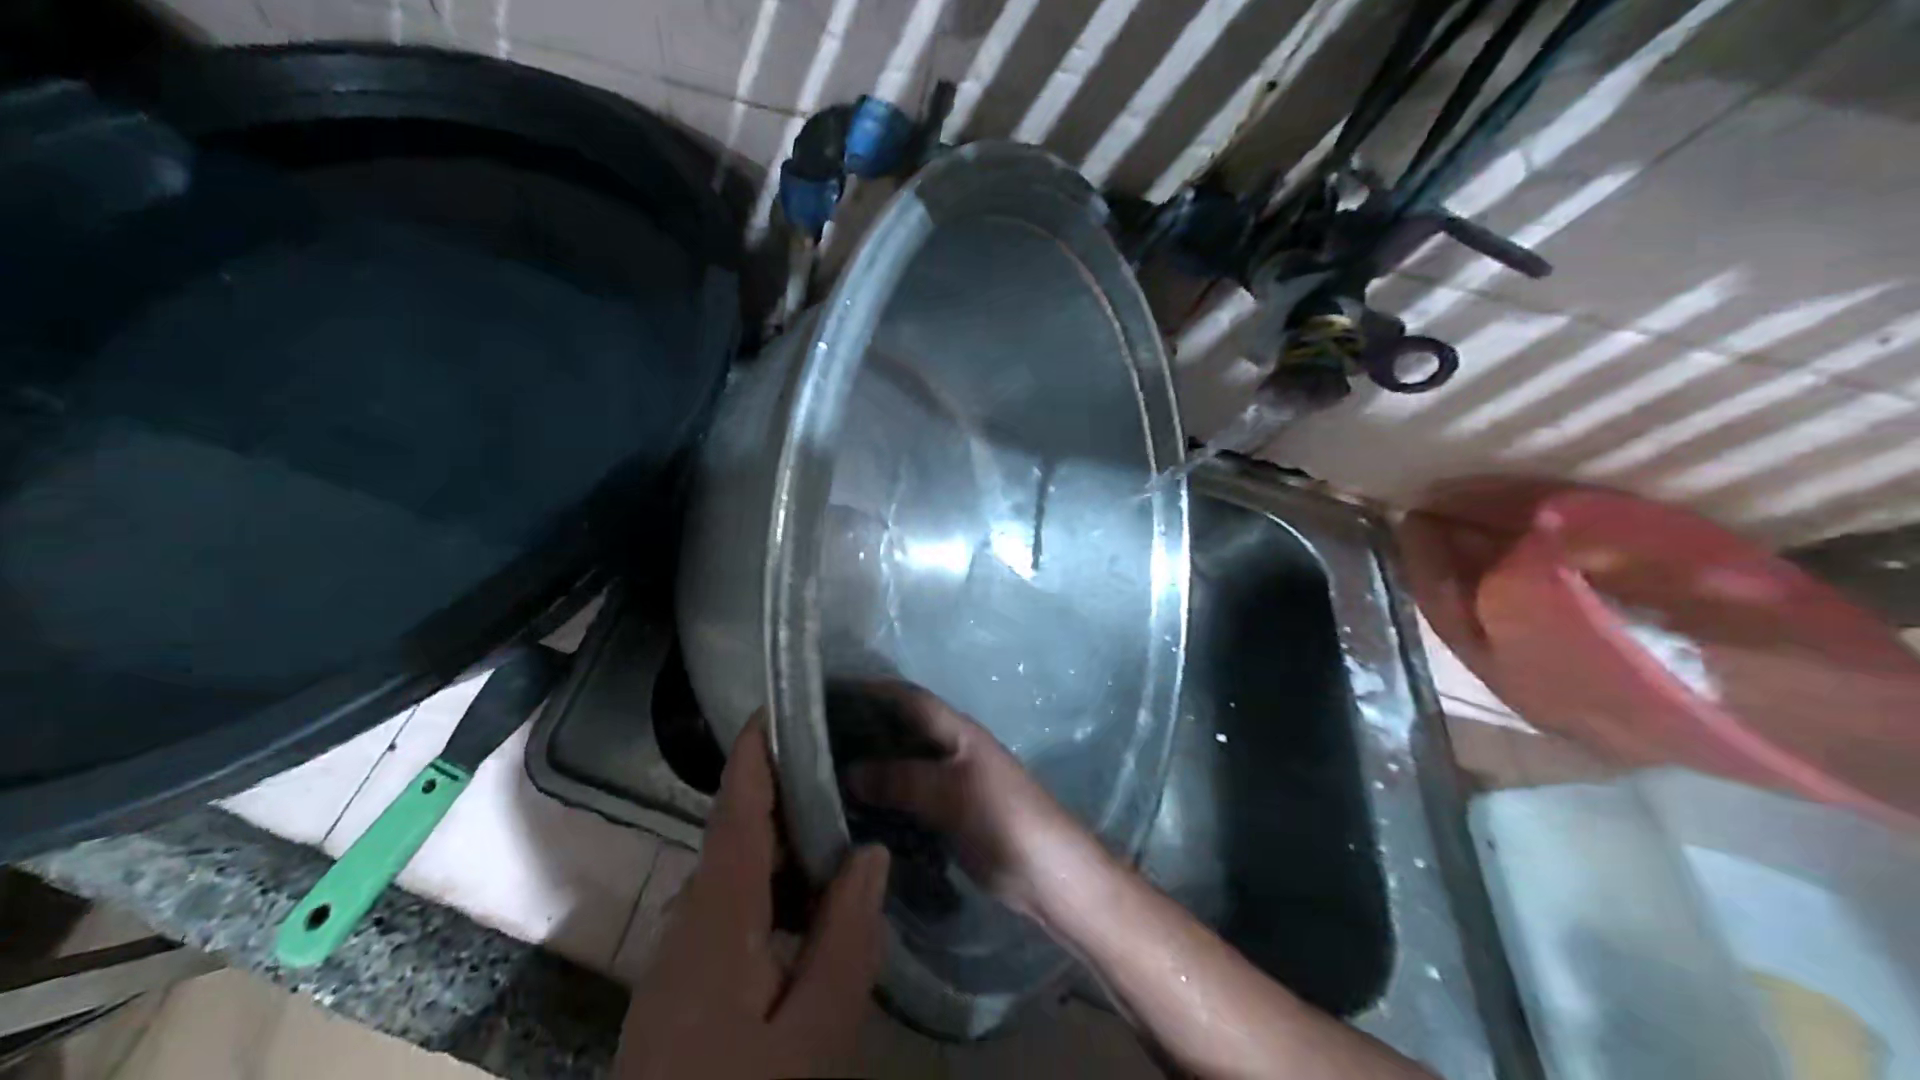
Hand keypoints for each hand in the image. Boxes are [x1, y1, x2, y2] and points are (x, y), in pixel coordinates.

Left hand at [616, 716, 890, 1079]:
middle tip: (838, 765)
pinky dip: (770, 886)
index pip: (735, 815)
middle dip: (781, 796)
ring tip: (837, 824)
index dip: (753, 758)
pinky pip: (729, 908)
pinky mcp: (682, 983)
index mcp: (717, 919)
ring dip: (779, 844)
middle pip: (734, 837)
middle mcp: (688, 922)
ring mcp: (679, 955)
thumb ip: (844, 938)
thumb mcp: (815, 1031)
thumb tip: (867, 853)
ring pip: (733, 875)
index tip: (773, 708)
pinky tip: (809, 904)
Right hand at [842, 681, 1102, 916]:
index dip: (873, 691)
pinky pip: (906, 801)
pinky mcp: (946, 817)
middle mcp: (949, 751)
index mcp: (956, 732)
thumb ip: (900, 779)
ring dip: (869, 769)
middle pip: (900, 732)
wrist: (1045, 871)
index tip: (832, 692)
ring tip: (822, 773)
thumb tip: (847, 772)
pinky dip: (881, 801)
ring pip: (900, 768)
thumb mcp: (950, 791)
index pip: (908, 699)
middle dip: (863, 730)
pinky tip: (851, 810)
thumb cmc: (1002, 816)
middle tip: (815, 739)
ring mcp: (948, 785)